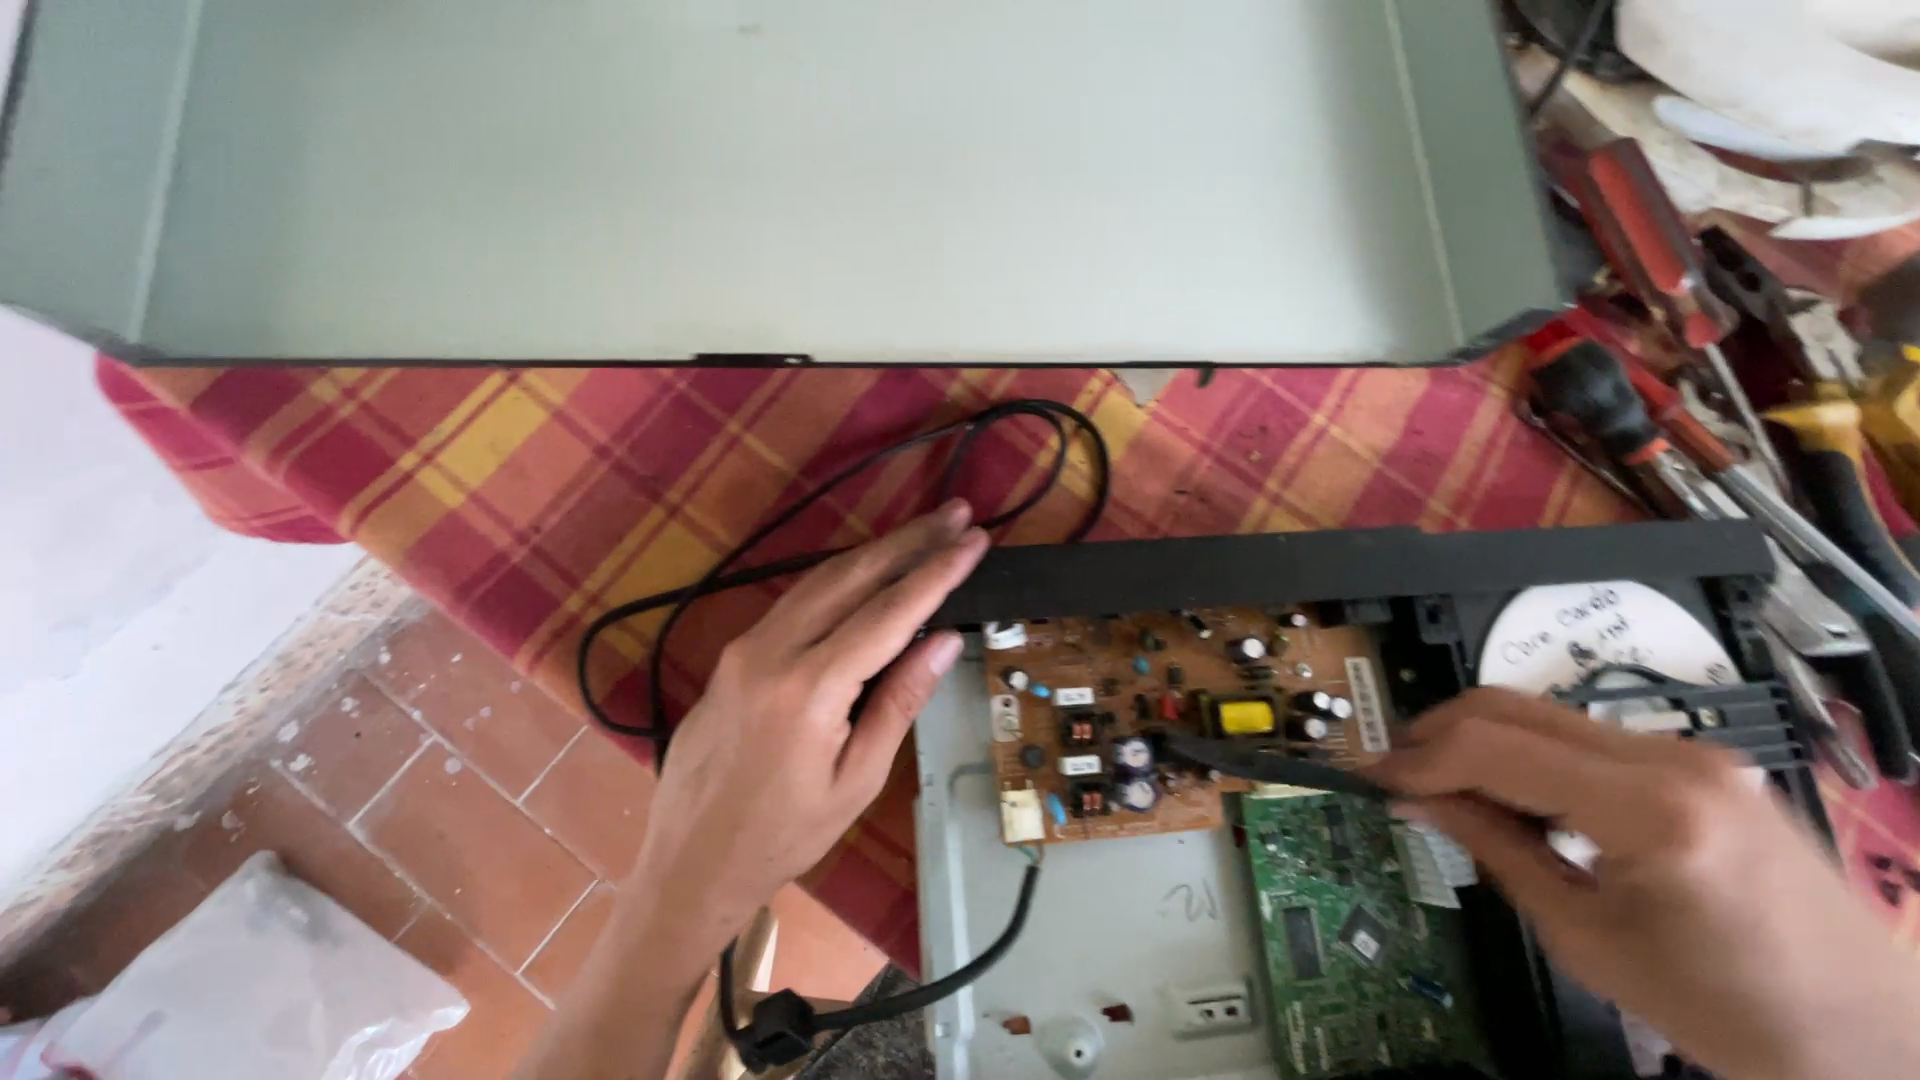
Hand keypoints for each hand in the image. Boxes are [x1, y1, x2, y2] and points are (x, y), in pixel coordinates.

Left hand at [626, 499, 988, 953]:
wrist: (690, 862)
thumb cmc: (784, 835)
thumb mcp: (856, 779)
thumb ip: (899, 701)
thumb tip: (944, 639)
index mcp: (809, 688)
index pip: (888, 613)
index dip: (936, 573)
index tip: (974, 540)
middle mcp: (772, 651)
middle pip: (851, 577)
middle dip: (909, 542)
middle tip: (957, 513)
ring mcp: (745, 647)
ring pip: (819, 581)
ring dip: (875, 553)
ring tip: (923, 533)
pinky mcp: (734, 655)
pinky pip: (795, 603)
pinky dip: (840, 581)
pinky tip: (868, 574)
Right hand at [1371, 687, 1919, 1079]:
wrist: (1880, 1034)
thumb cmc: (1728, 1010)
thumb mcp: (1584, 938)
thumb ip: (1494, 850)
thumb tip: (1414, 800)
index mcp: (1649, 814)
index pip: (1492, 747)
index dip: (1418, 758)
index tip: (1372, 778)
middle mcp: (1669, 759)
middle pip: (1508, 706)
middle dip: (1434, 733)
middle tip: (1393, 775)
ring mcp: (1687, 750)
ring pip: (1536, 711)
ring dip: (1473, 739)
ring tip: (1442, 789)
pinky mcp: (1693, 758)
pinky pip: (1576, 734)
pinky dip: (1520, 752)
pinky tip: (1507, 795)